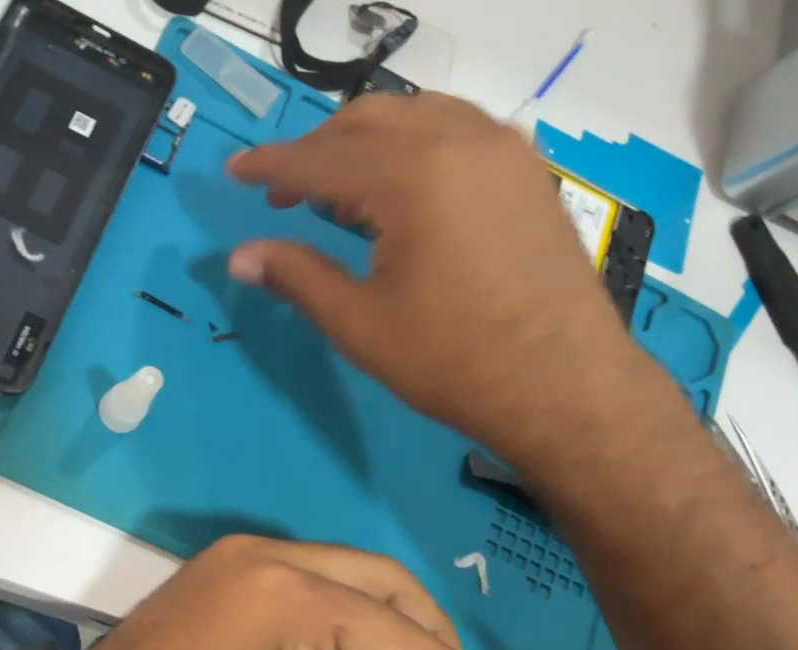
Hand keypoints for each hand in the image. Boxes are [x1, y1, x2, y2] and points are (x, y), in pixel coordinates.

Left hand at [42, 535, 497, 649]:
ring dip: (379, 617)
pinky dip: (334, 612)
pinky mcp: (224, 563)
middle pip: (375, 576)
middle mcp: (267, 552)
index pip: (390, 624)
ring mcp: (241, 551)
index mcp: (283, 591)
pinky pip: (302, 575)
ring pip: (341, 570)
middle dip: (422, 627)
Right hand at [223, 93, 670, 462]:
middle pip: (370, 119)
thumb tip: (239, 257)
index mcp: (414, 176)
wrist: (561, 384)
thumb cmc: (451, 359)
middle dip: (317, 149)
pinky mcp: (527, 172)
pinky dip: (413, 145)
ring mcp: (504, 151)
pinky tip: (400, 190)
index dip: (272, 166)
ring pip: (417, 115)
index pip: (324, 157)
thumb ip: (297, 277)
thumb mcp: (359, 323)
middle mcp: (462, 141)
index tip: (236, 172)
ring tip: (338, 192)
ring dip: (366, 142)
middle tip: (284, 194)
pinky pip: (458, 130)